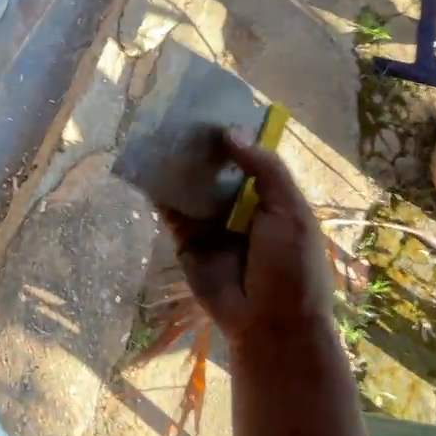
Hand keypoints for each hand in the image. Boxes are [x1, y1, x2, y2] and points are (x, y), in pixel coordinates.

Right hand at [159, 130, 334, 354]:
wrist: (269, 327)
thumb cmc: (292, 270)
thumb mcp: (291, 215)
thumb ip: (265, 171)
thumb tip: (230, 132)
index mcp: (270, 198)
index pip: (249, 158)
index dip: (232, 135)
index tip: (209, 107)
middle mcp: (238, 206)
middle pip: (215, 168)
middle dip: (198, 145)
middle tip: (174, 114)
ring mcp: (211, 222)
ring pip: (190, 184)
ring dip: (175, 163)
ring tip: (153, 131)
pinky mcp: (186, 239)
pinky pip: (170, 210)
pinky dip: (158, 190)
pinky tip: (143, 166)